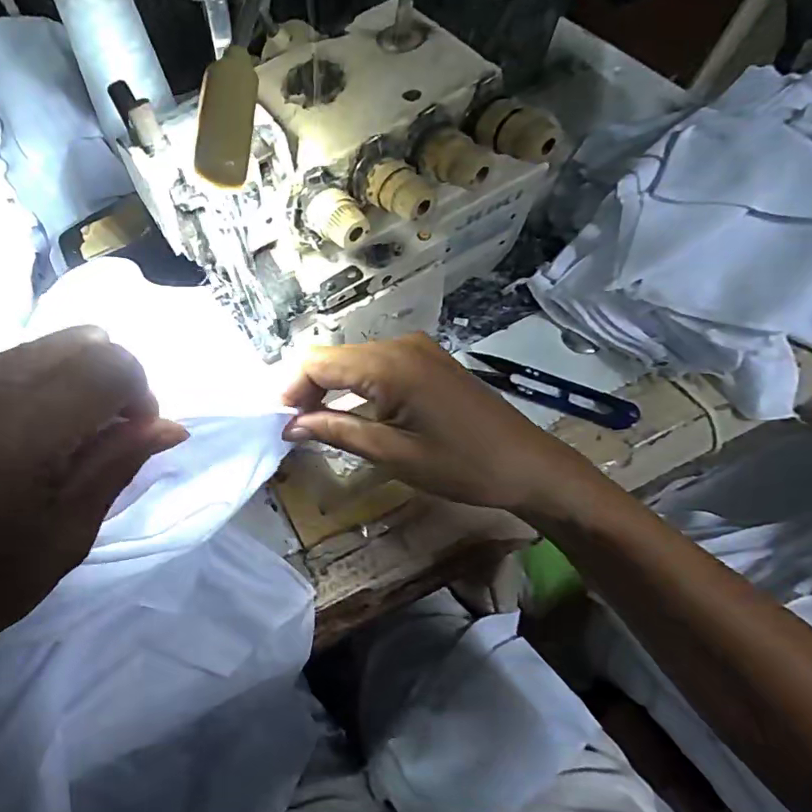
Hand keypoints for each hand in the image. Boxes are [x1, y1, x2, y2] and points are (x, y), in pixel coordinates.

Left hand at [0, 327, 187, 709]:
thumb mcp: (65, 536)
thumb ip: (118, 464)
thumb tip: (170, 425)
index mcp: (21, 422)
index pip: (113, 364)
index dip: (141, 396)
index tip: (134, 439)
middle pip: (83, 339)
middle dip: (110, 380)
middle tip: (103, 440)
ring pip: (43, 346)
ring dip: (71, 381)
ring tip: (57, 443)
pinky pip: (2, 362)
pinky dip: (31, 386)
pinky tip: (14, 440)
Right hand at [280, 333, 608, 522]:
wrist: (532, 467)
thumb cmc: (463, 466)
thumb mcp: (393, 454)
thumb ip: (337, 431)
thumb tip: (289, 425)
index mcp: (390, 365)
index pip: (318, 362)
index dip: (291, 389)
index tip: (279, 421)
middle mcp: (400, 345)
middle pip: (332, 355)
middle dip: (306, 387)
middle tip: (294, 425)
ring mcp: (416, 348)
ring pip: (351, 357)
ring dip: (329, 385)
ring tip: (316, 421)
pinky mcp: (426, 358)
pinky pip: (374, 362)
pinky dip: (354, 382)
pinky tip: (351, 408)